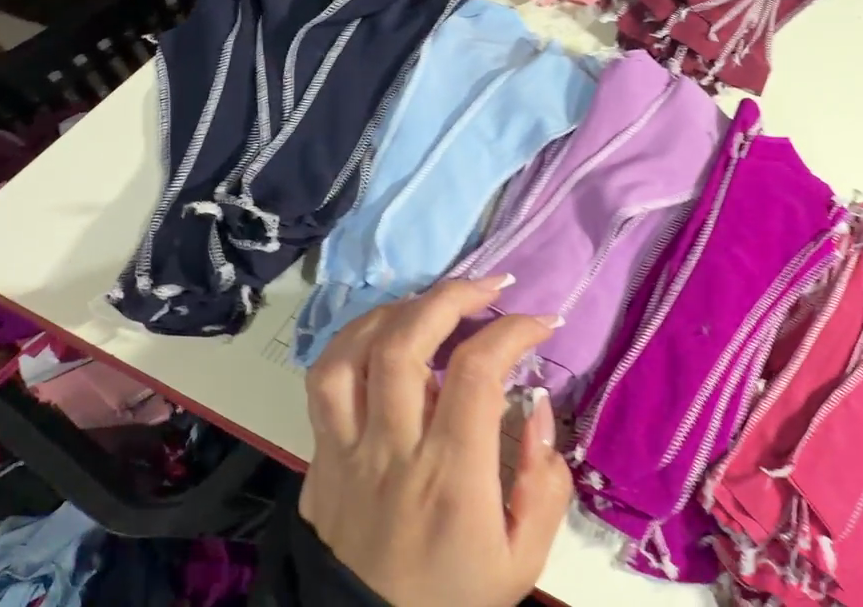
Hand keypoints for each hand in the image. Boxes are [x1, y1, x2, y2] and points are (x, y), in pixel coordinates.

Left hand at [300, 276, 569, 606]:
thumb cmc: (454, 597)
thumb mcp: (523, 559)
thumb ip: (545, 482)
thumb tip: (537, 406)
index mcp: (450, 475)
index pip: (477, 372)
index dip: (514, 331)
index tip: (542, 323)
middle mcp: (392, 451)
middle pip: (404, 344)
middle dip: (452, 296)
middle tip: (491, 287)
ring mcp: (344, 453)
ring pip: (350, 355)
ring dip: (396, 311)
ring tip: (434, 302)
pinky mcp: (318, 461)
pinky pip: (323, 385)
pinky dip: (354, 343)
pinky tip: (387, 335)